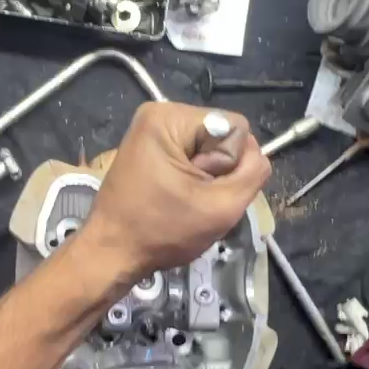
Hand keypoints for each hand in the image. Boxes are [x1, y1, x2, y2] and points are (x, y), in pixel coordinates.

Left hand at [77, 102, 270, 278]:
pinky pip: (191, 159)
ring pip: (209, 151)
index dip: (232, 164)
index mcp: (169, 117)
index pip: (236, 127)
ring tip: (184, 202)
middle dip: (218, 172)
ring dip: (207, 180)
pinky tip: (176, 200)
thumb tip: (256, 155)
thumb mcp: (221, 206)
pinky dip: (192, 181)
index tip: (205, 190)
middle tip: (194, 200)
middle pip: (221, 137)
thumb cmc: (161, 231)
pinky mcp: (149, 151)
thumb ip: (253, 173)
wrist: (111, 254)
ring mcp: (151, 133)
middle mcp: (158, 115)